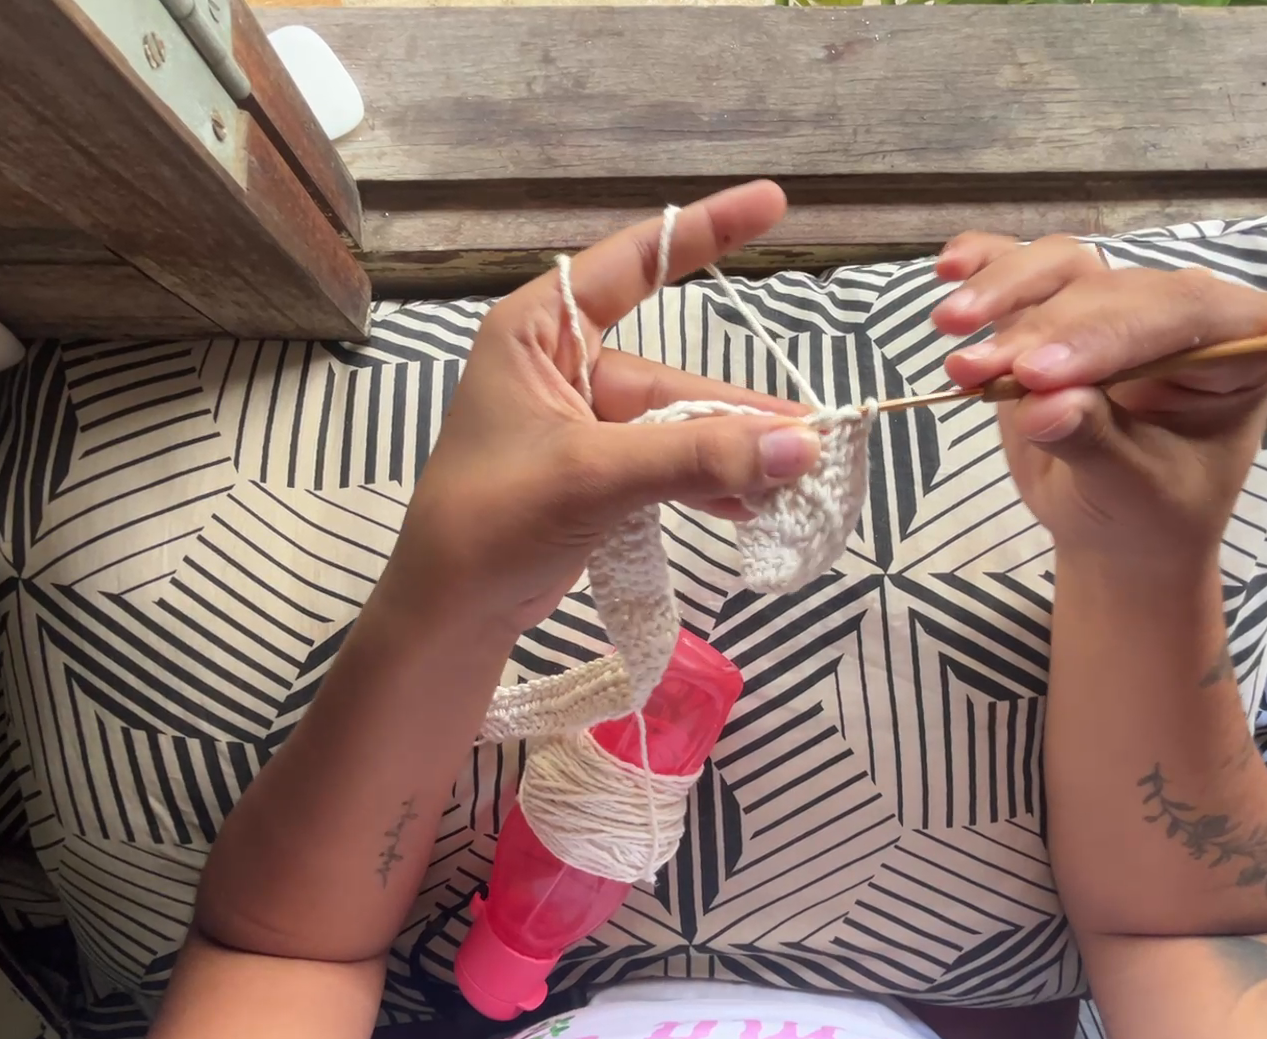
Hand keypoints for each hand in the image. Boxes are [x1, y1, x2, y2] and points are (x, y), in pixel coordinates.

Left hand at [388, 181, 822, 634]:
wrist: (454, 607)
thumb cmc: (494, 519)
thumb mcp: (593, 476)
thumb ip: (694, 457)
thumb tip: (801, 445)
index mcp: (540, 335)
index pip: (631, 267)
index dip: (703, 234)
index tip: (773, 203)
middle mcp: (564, 369)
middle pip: (672, 380)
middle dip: (737, 416)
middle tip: (812, 439)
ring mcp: (585, 427)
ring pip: (676, 430)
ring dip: (730, 458)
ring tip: (795, 481)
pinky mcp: (599, 476)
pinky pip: (666, 468)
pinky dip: (706, 486)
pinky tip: (751, 506)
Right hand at [932, 233, 1266, 569]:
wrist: (1116, 525)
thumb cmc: (1147, 512)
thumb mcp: (1131, 489)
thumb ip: (1094, 441)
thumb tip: (1040, 408)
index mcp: (1244, 344)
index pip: (1182, 315)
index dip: (1104, 337)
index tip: (1034, 377)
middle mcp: (1183, 310)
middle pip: (1107, 291)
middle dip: (1035, 331)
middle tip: (970, 371)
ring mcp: (1116, 306)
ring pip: (1063, 267)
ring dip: (1001, 290)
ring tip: (948, 325)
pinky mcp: (1057, 314)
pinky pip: (1026, 271)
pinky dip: (985, 262)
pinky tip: (949, 265)